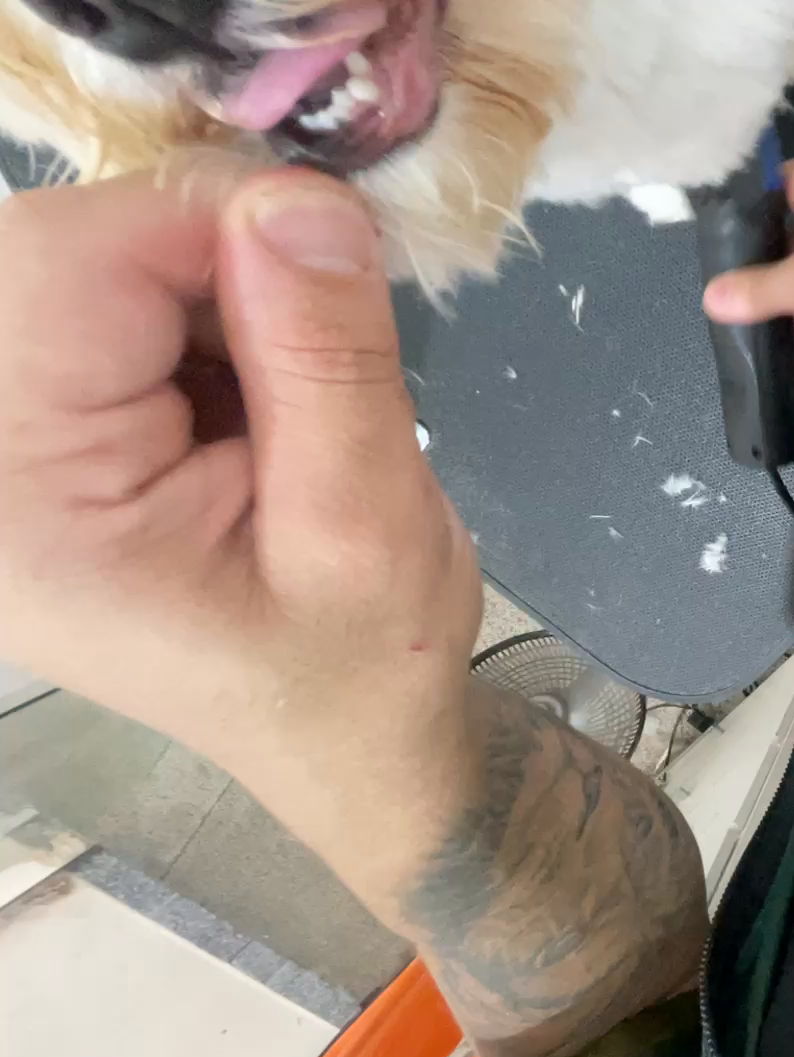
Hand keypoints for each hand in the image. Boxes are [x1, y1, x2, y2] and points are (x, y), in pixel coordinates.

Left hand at [0, 168, 479, 882]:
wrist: (353, 730)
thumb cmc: (369, 656)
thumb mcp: (370, 518)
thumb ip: (332, 365)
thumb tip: (313, 202)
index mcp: (13, 490)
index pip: (65, 264)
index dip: (216, 220)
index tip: (354, 246)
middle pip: (66, 261)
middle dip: (231, 267)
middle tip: (352, 344)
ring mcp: (6, 448)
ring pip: (104, 282)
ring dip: (239, 306)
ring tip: (322, 404)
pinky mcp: (55, 441)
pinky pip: (129, 327)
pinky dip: (230, 334)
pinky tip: (286, 406)